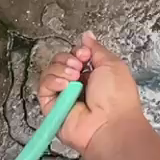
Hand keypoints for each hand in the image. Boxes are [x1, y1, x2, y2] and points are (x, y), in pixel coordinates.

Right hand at [37, 31, 144, 153]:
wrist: (110, 124)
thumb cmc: (117, 97)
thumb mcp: (112, 64)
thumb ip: (96, 49)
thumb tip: (86, 36)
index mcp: (91, 75)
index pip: (73, 56)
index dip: (76, 52)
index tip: (84, 55)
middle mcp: (76, 85)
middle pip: (59, 62)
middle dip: (67, 59)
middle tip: (79, 66)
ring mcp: (62, 96)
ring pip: (49, 72)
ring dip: (60, 69)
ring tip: (74, 77)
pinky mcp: (51, 107)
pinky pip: (43, 87)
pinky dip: (52, 81)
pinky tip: (65, 85)